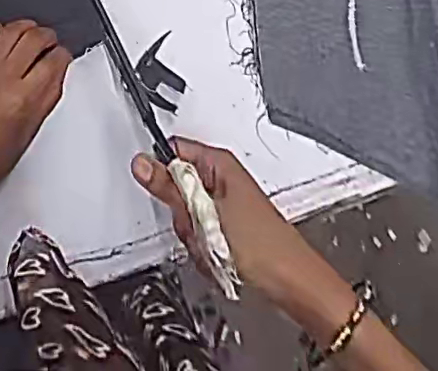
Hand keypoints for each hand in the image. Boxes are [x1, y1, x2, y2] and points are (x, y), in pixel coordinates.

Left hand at [0, 20, 72, 237]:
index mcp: (24, 98)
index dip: (63, 55)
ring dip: (26, 27)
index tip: (63, 57)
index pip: (54, 61)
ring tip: (32, 33)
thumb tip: (56, 77)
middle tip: (51, 43)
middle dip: (48, 37)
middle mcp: (4, 78)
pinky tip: (2, 35)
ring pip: (11, 30)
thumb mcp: (30, 132)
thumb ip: (46, 99)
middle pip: (34, 38)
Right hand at [131, 137, 342, 304]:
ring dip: (193, 236)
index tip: (161, 190)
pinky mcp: (227, 227)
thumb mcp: (206, 214)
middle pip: (176, 186)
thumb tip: (142, 163)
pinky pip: (199, 233)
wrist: (295, 285)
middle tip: (197, 226)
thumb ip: (170, 187)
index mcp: (218, 162)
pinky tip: (217, 257)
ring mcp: (224, 203)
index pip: (172, 150)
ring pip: (186, 214)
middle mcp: (221, 178)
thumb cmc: (265, 246)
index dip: (161, 171)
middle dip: (181, 214)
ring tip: (211, 246)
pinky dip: (203, 249)